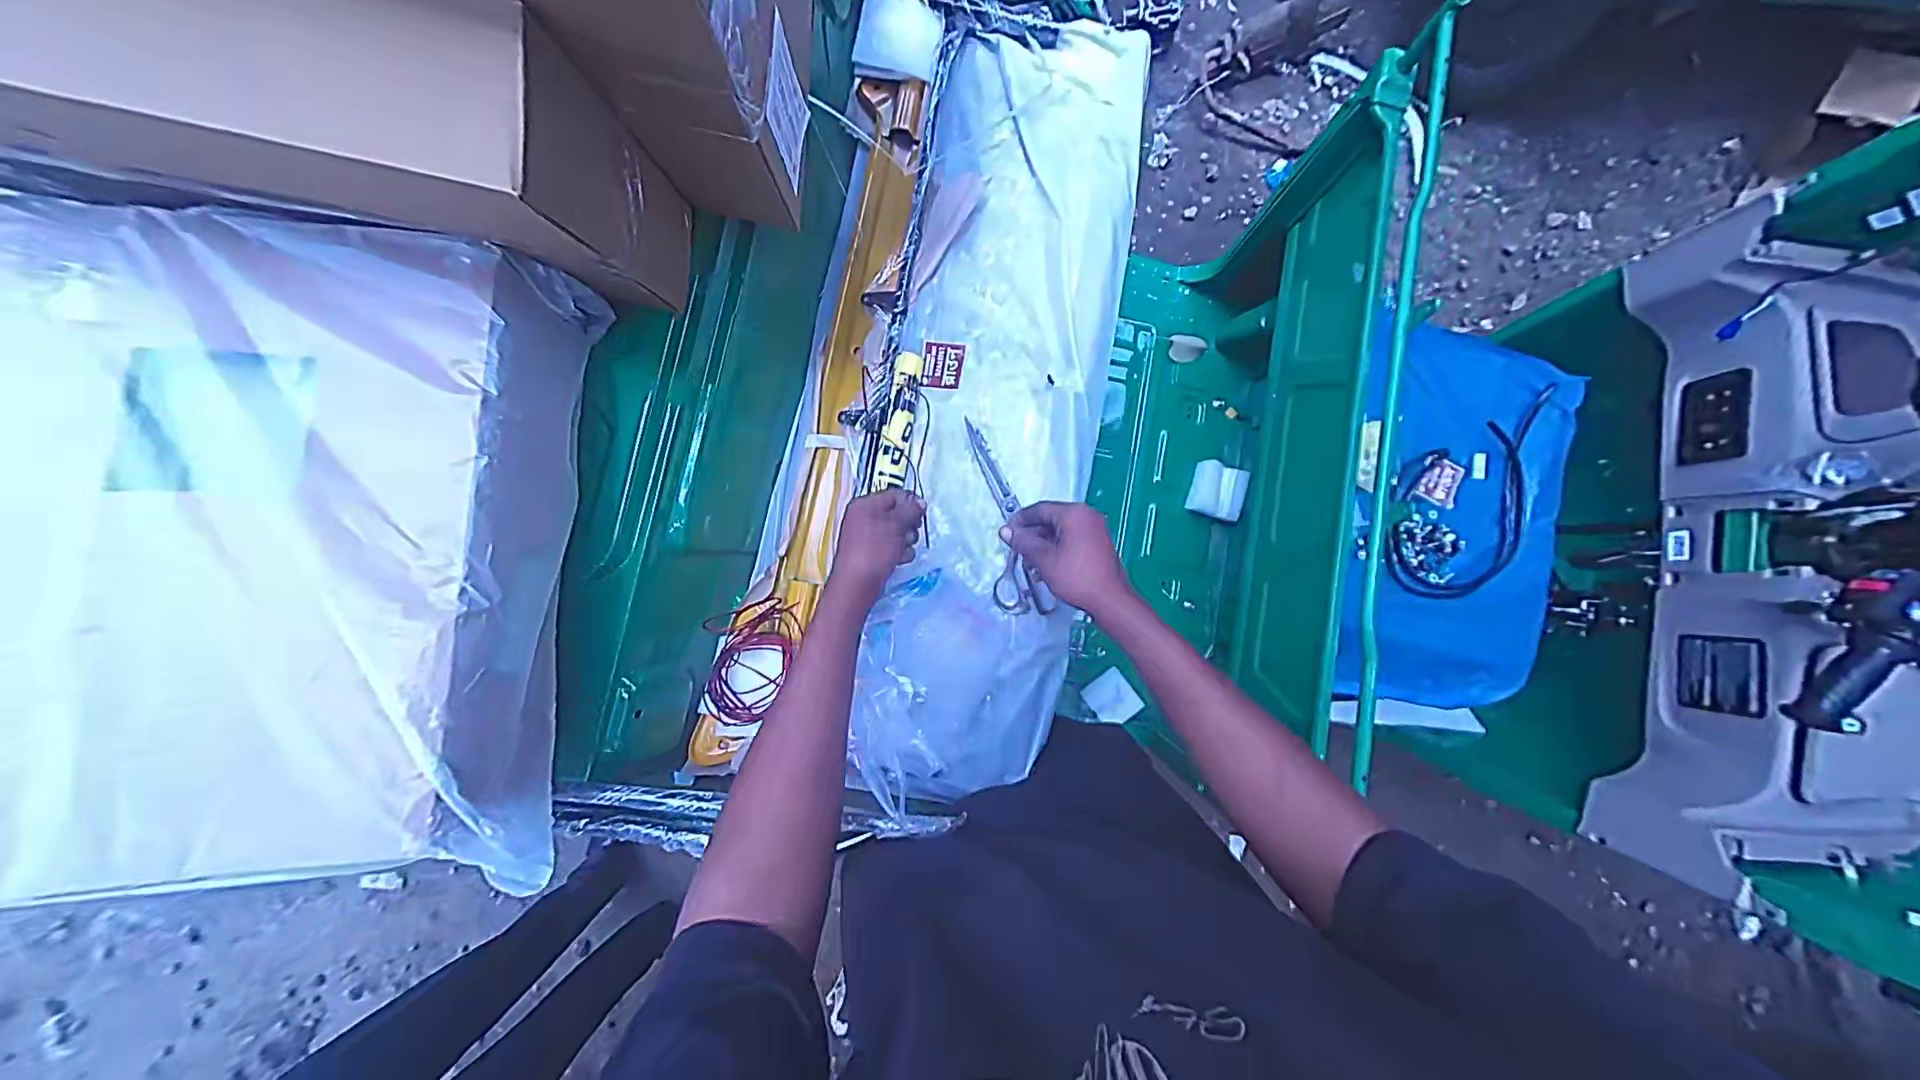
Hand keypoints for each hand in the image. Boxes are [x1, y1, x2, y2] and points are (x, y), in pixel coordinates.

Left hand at [829, 489, 925, 607]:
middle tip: (911, 534)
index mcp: (864, 504)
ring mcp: (864, 535)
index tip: (923, 514)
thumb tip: (920, 502)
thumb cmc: (875, 550)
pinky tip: (899, 559)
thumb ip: (910, 510)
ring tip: (904, 549)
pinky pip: (889, 545)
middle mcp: (862, 517)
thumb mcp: (896, 525)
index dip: (911, 502)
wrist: (857, 583)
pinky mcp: (869, 552)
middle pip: (895, 513)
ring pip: (895, 531)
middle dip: (908, 524)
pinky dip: (897, 551)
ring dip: (905, 540)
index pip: (894, 495)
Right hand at [1000, 501, 1132, 616]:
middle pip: (1051, 518)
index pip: (1040, 509)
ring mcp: (1095, 528)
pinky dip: (1057, 546)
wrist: (1109, 599)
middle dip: (1032, 533)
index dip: (1020, 520)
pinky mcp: (1098, 542)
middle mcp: (1087, 515)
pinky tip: (1046, 562)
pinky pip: (1072, 537)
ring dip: (1043, 542)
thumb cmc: (1078, 578)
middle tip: (1016, 547)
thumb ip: (1023, 542)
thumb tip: (1007, 532)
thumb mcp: (1044, 559)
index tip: (1008, 532)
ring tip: (1029, 559)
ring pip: (1061, 530)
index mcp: (1074, 513)